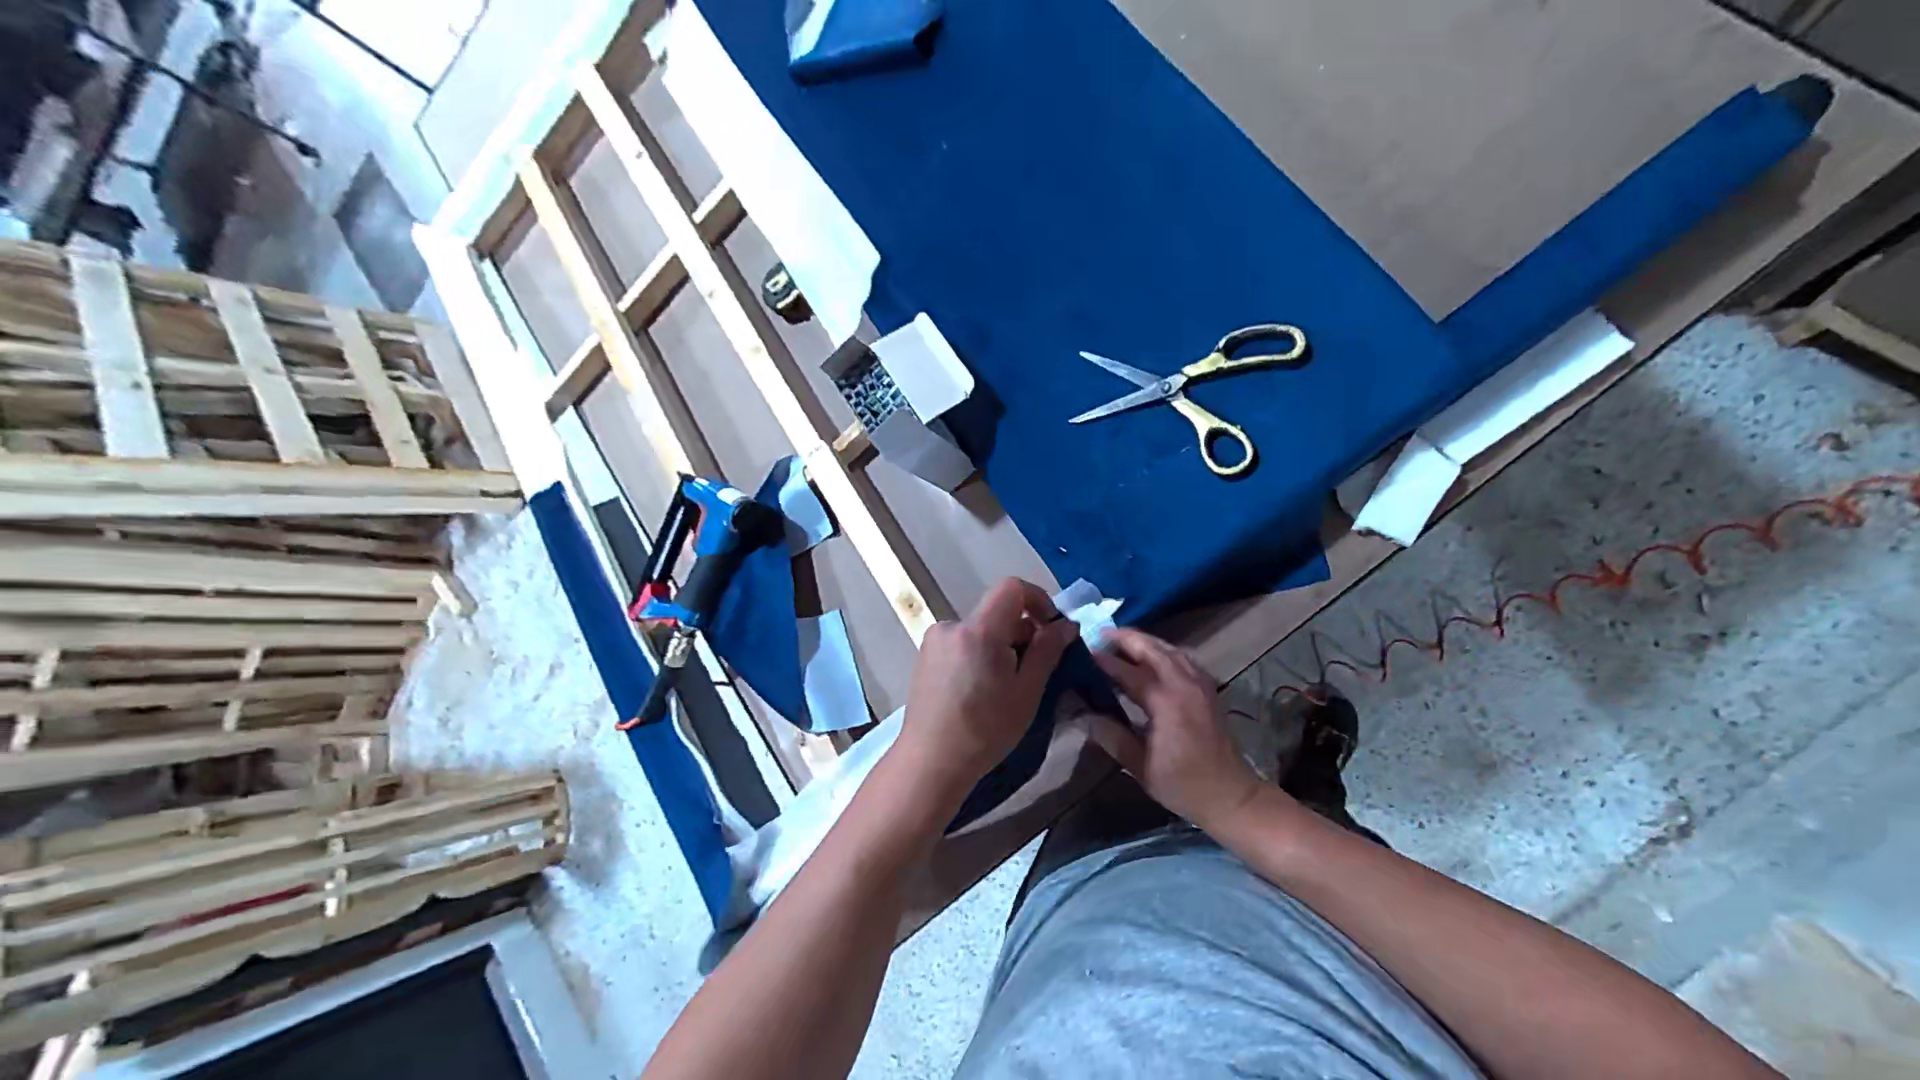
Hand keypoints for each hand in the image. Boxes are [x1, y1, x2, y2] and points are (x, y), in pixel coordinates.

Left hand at [893, 578, 1079, 808]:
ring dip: (1001, 645)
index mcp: (978, 630)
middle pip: (997, 610)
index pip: (1012, 587)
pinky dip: (980, 654)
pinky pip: (963, 642)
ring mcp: (935, 640)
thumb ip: (1047, 650)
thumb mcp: (1027, 692)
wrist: (931, 761)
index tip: (1051, 629)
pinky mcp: (926, 656)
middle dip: (1021, 631)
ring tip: (1006, 685)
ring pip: (981, 629)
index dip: (1038, 599)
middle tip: (1034, 669)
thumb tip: (1066, 625)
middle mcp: (952, 625)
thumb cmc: (985, 730)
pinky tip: (981, 689)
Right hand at [1086, 628, 1268, 830]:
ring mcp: (1200, 684)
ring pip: (1169, 650)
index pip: (1129, 671)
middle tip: (1100, 635)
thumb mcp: (1140, 767)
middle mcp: (1184, 684)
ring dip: (1145, 642)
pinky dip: (1163, 651)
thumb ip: (1113, 737)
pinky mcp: (1207, 689)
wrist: (1229, 795)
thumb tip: (1086, 716)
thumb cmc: (1183, 784)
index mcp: (1166, 701)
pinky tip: (1151, 658)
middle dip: (1126, 639)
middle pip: (1152, 649)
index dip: (1105, 661)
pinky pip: (1182, 658)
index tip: (1085, 652)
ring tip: (1121, 643)